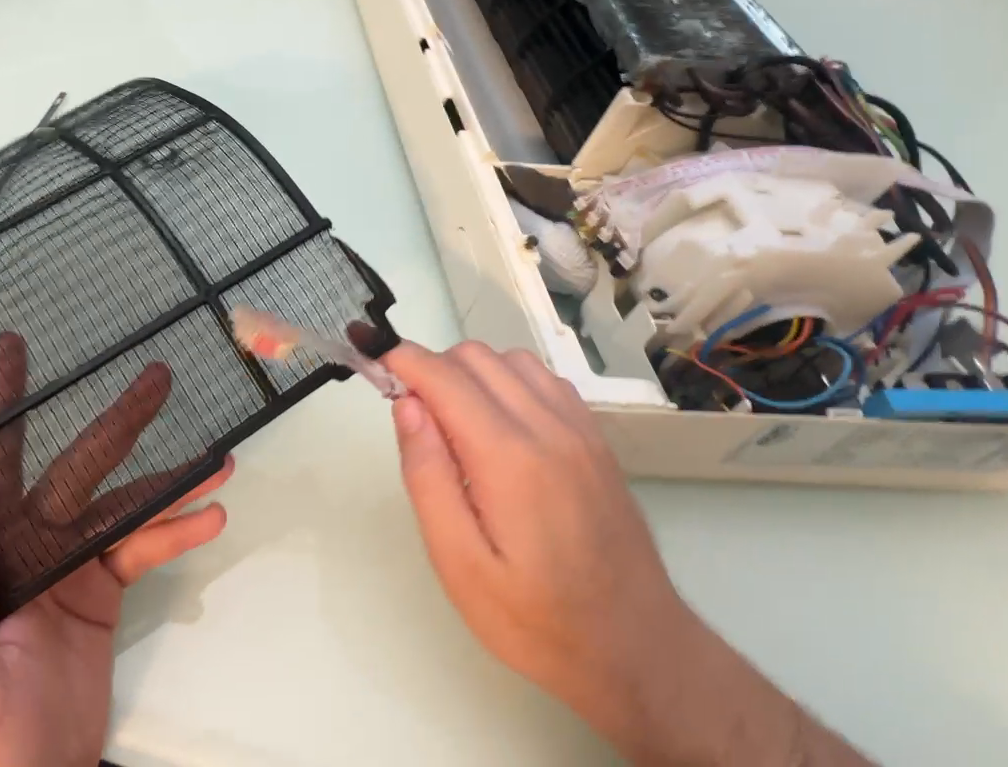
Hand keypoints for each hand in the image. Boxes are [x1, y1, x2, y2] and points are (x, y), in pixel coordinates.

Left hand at [0, 332, 232, 766]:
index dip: (2, 403)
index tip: (14, 347)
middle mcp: (33, 538)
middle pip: (81, 466)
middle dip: (118, 423)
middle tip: (157, 378)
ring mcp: (73, 561)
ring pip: (127, 506)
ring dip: (170, 485)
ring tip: (216, 463)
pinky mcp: (106, 589)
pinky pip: (144, 549)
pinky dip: (175, 533)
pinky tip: (209, 516)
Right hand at [383, 340, 869, 765]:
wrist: (638, 651)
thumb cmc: (536, 620)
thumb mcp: (458, 564)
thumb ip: (428, 477)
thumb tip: (407, 404)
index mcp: (509, 459)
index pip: (443, 376)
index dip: (399, 359)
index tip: (369, 362)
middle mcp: (549, 429)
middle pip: (474, 357)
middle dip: (430, 368)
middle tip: (408, 414)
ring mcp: (581, 432)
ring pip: (510, 359)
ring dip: (469, 373)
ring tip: (451, 423)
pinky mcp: (598, 442)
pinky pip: (544, 380)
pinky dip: (508, 382)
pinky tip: (497, 426)